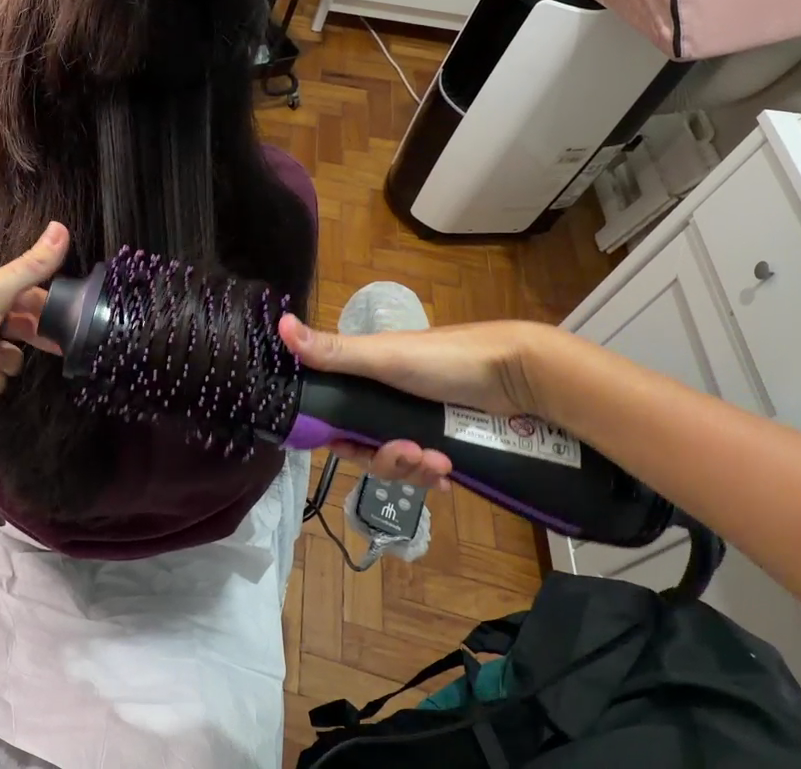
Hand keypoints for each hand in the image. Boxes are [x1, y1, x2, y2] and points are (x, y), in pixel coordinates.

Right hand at [277, 316, 555, 488]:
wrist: (521, 373)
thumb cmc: (445, 358)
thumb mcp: (384, 356)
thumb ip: (333, 352)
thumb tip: (279, 324)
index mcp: (365, 377)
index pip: (332, 415)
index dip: (334, 435)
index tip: (347, 445)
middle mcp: (386, 399)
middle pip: (364, 444)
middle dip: (383, 457)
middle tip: (410, 454)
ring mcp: (418, 420)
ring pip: (395, 460)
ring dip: (411, 468)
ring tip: (440, 463)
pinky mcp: (447, 438)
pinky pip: (426, 470)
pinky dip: (431, 476)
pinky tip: (447, 477)